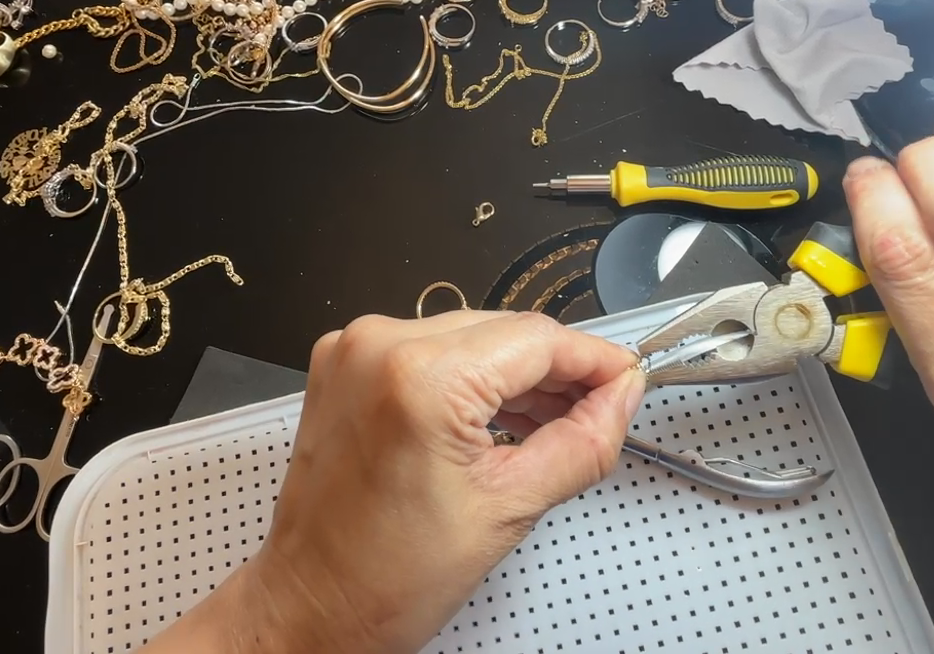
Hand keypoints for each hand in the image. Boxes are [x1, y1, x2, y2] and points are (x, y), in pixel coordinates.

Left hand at [152, 311, 643, 653]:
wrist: (310, 603)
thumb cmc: (389, 576)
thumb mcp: (509, 508)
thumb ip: (582, 442)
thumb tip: (619, 397)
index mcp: (422, 377)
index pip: (536, 339)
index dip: (591, 358)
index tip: (624, 377)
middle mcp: (383, 342)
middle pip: (503, 330)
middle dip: (557, 367)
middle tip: (598, 404)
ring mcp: (357, 345)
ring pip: (469, 334)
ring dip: (514, 370)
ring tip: (553, 414)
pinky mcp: (346, 356)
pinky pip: (430, 346)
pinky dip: (469, 372)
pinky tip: (499, 408)